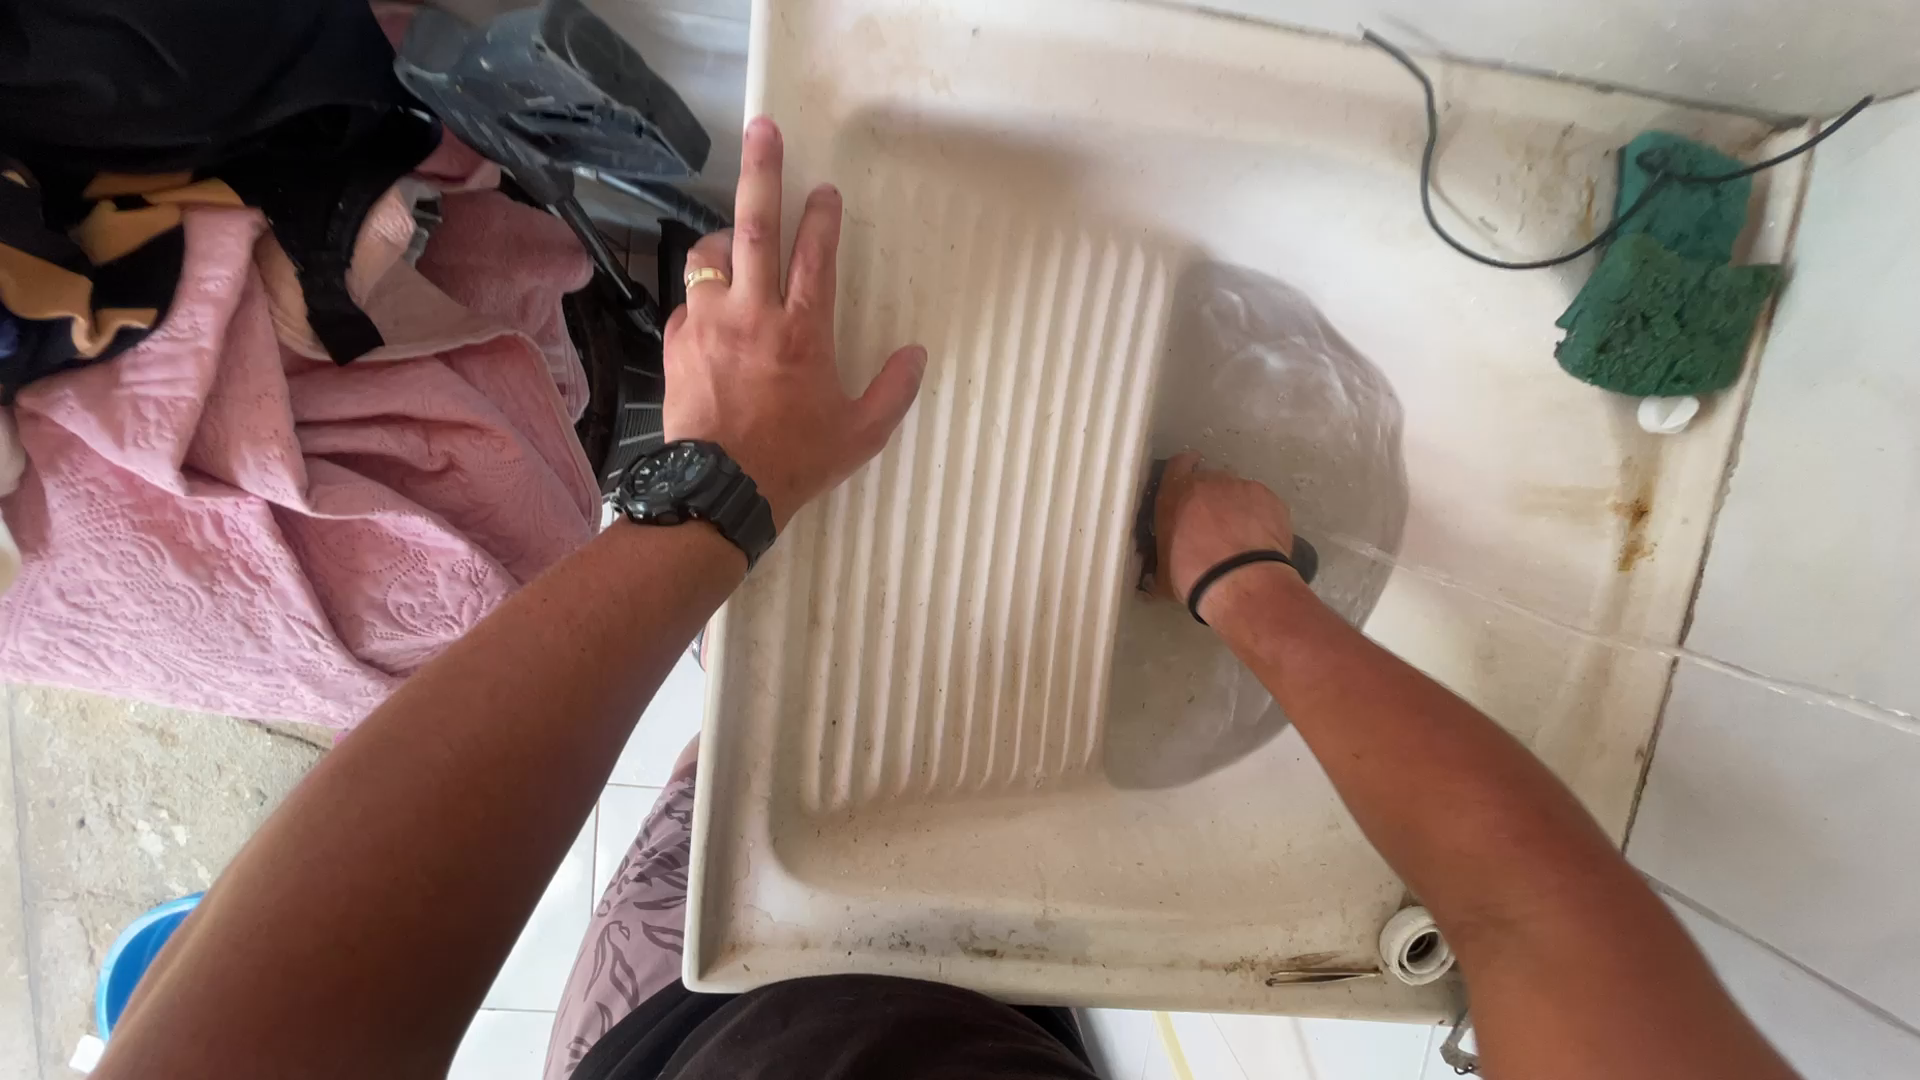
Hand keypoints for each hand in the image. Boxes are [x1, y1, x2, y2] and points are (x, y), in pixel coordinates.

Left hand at [662, 116, 926, 529]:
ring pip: (710, 254)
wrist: (722, 490)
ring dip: (726, 236)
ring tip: (737, 237)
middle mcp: (753, 313)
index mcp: (804, 331)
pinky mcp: (678, 343)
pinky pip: (689, 299)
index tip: (824, 190)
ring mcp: (709, 324)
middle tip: (764, 130)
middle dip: (762, 173)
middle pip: (755, 227)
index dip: (822, 216)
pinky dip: (703, 291)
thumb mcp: (862, 434)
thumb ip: (895, 391)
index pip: (815, 254)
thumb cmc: (797, 461)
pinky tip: (714, 305)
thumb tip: (917, 355)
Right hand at [1153, 452, 1299, 617]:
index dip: (1184, 469)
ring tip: (1240, 533)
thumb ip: (1157, 565)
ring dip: (1236, 506)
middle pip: (1210, 480)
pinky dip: (1261, 516)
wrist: (1239, 581)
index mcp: (1174, 495)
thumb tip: (1151, 578)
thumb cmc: (1191, 576)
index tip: (1188, 478)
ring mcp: (1242, 487)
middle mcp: (1207, 482)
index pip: (1177, 465)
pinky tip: (1260, 539)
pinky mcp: (1271, 498)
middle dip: (1210, 496)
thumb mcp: (1162, 574)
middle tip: (1212, 523)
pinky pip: (1263, 503)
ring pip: (1238, 490)